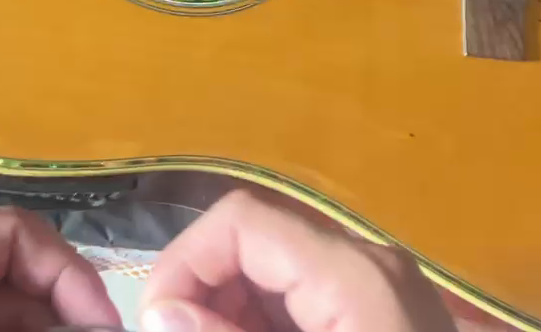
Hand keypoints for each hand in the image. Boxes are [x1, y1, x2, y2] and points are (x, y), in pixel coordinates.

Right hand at [141, 190, 456, 331]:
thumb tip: (160, 310)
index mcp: (353, 273)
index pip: (243, 220)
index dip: (187, 261)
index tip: (157, 322)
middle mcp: (369, 260)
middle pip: (260, 240)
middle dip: (207, 291)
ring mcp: (382, 285)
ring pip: (279, 268)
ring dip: (233, 311)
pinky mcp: (384, 311)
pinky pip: (307, 297)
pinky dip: (268, 322)